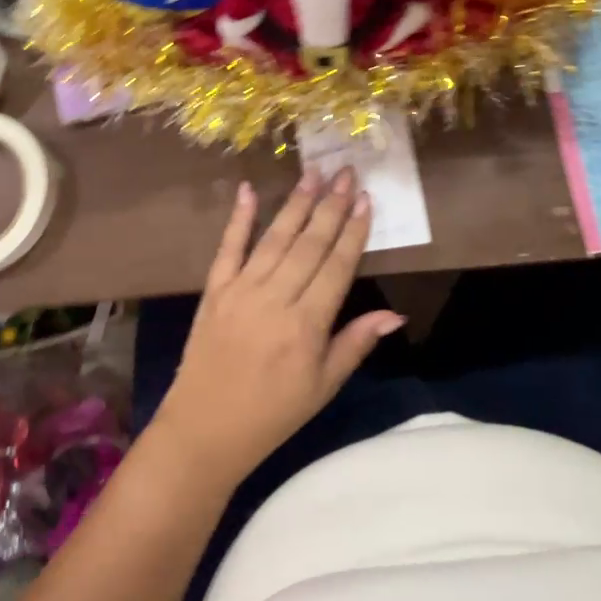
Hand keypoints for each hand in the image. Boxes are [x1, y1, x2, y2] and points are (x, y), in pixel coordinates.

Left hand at [150, 169, 403, 483]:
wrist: (206, 427)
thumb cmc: (273, 413)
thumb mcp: (323, 386)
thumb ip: (355, 343)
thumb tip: (395, 314)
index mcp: (306, 325)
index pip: (336, 266)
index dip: (354, 231)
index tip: (366, 200)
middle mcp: (275, 299)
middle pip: (309, 243)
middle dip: (331, 206)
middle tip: (347, 173)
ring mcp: (241, 290)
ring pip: (275, 238)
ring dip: (296, 204)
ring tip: (314, 173)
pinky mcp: (214, 291)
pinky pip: (228, 248)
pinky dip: (239, 218)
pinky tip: (248, 190)